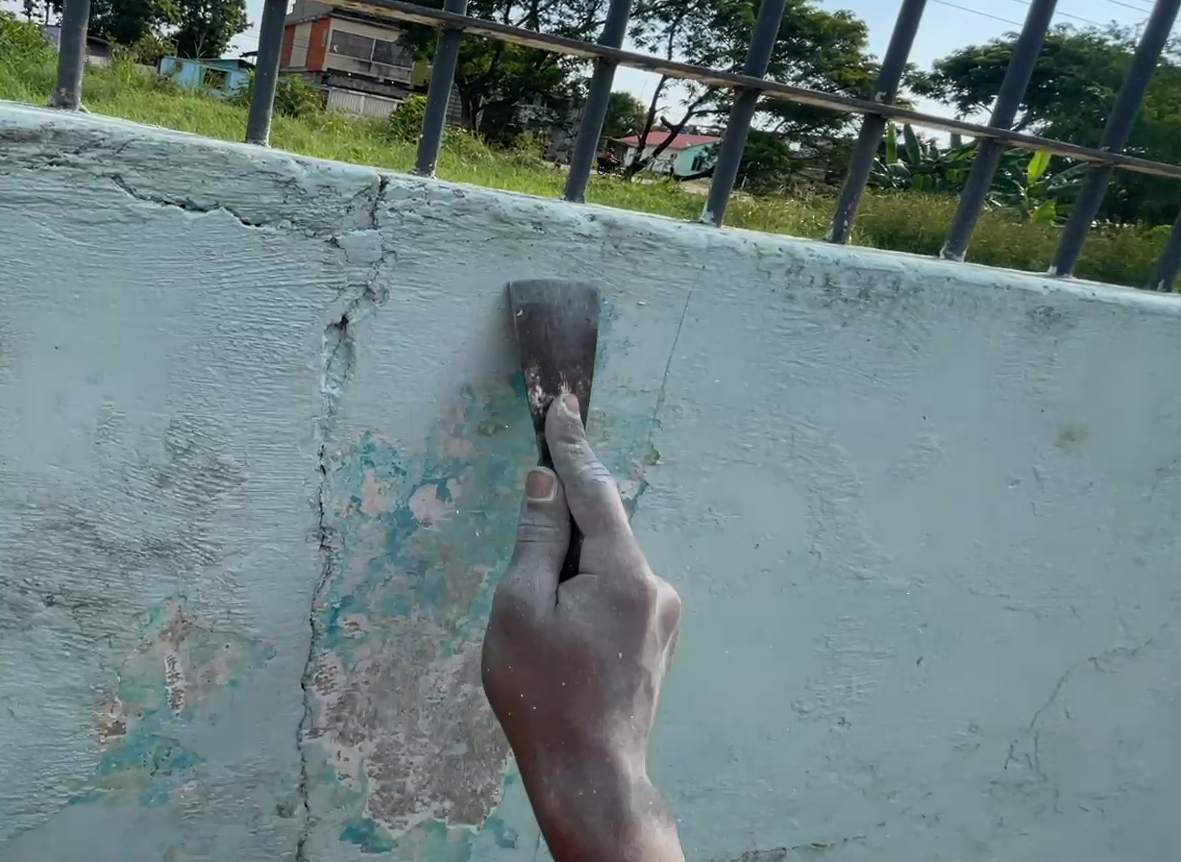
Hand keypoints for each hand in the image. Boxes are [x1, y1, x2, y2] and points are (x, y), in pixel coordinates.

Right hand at [483, 393, 682, 860]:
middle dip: (556, 526)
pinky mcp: (654, 633)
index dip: (571, 447)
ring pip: (602, 559)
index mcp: (624, 574)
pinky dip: (580, 584)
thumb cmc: (542, 689)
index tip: (562, 407)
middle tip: (525, 572)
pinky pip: (612, 585)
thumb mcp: (520, 604)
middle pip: (597, 527)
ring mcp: (660, 613)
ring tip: (537, 620)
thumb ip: (536, 538)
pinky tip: (558, 628)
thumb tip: (544, 485)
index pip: (593, 491)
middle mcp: (655, 585)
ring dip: (565, 563)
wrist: (589, 773)